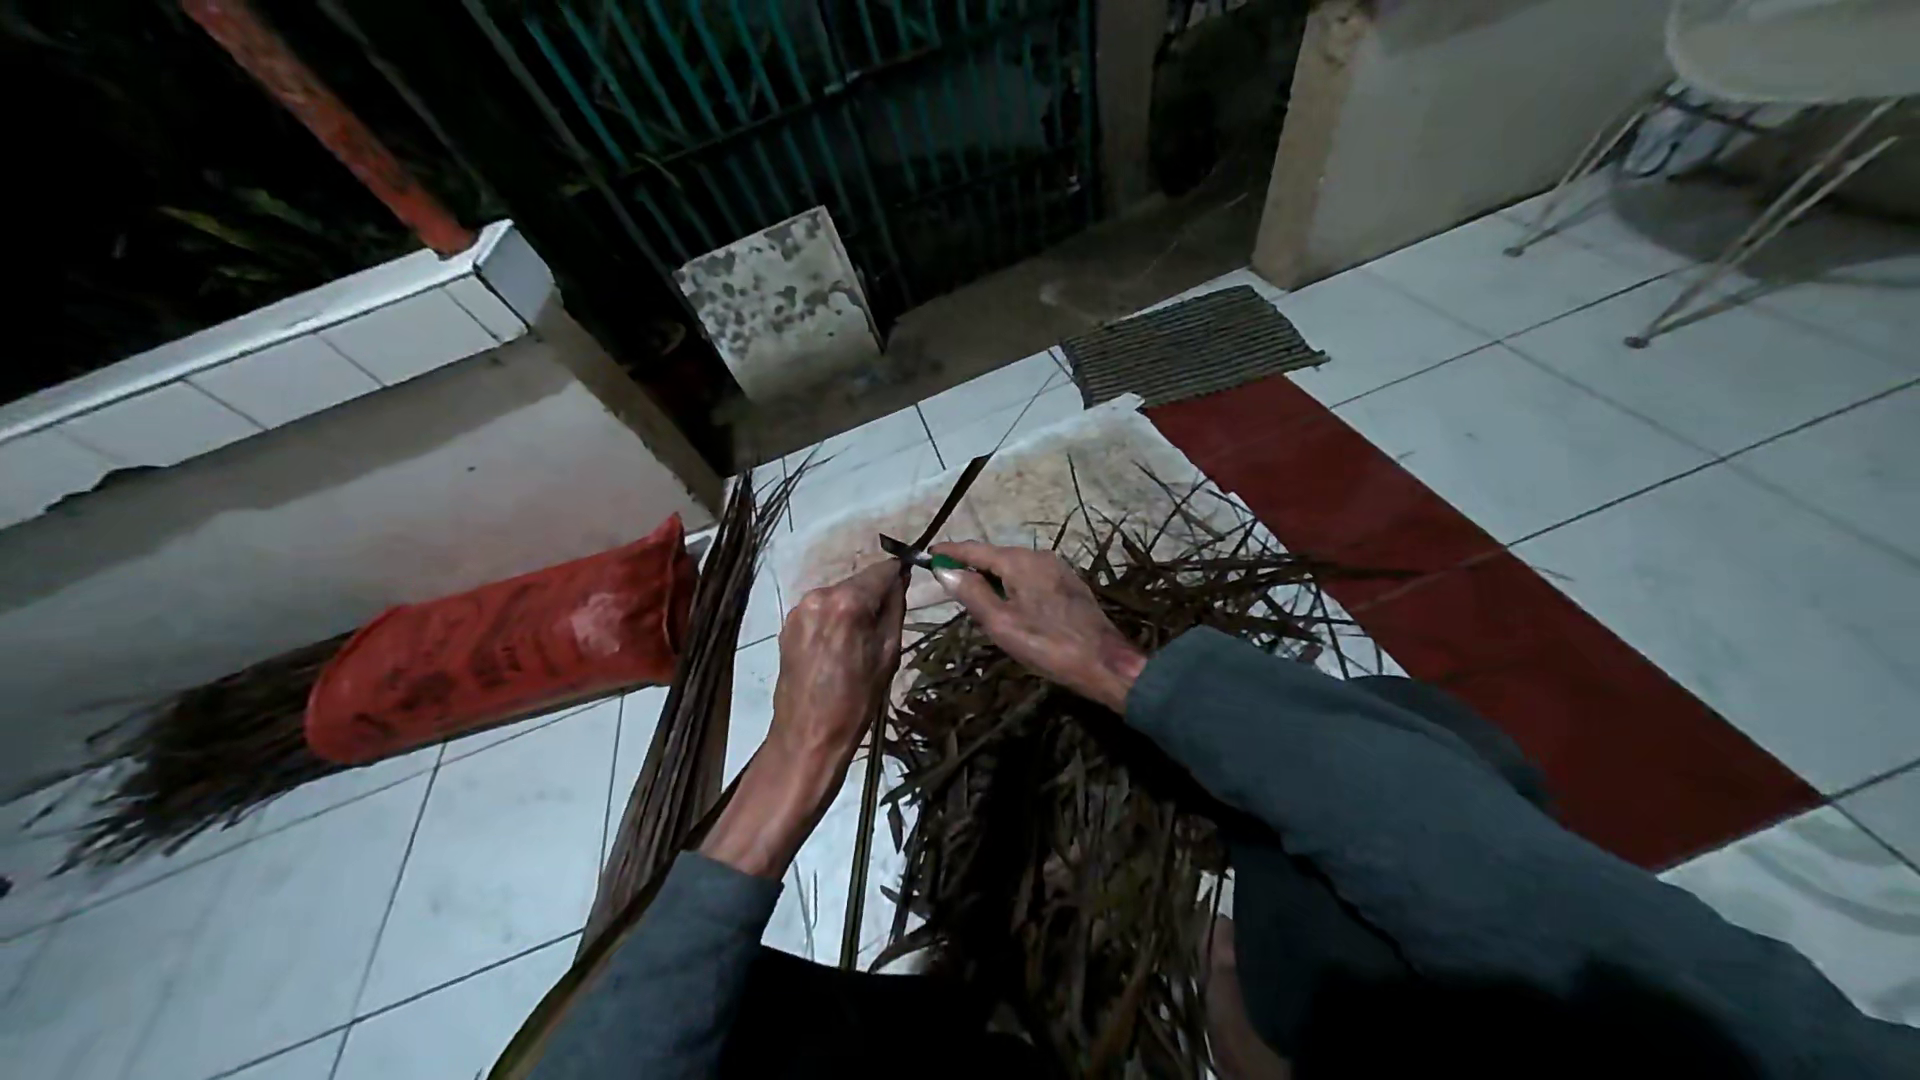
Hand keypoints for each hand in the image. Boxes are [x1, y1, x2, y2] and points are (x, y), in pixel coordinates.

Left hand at [700, 560, 905, 878]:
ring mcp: (798, 609)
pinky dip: (833, 620)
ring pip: (839, 596)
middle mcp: (818, 596)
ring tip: (858, 643)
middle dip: (873, 597)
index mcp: (847, 602)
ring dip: (852, 609)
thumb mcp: (888, 653)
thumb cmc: (856, 700)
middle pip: (858, 582)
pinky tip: (836, 649)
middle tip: (883, 628)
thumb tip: (900, 579)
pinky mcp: (787, 624)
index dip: (898, 576)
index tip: (908, 587)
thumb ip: (895, 609)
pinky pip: (820, 611)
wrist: (808, 736)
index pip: (882, 570)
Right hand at [929, 541, 1146, 712]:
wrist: (1103, 662)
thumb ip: (972, 593)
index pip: (975, 549)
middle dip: (971, 567)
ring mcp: (1058, 569)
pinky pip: (1030, 577)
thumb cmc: (1047, 645)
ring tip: (974, 598)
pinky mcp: (1068, 585)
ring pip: (1014, 567)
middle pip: (995, 556)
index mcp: (1020, 561)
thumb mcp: (1000, 622)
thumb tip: (945, 570)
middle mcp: (1039, 556)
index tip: (929, 554)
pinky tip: (1008, 604)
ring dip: (992, 578)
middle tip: (948, 583)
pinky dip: (1012, 585)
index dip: (951, 551)